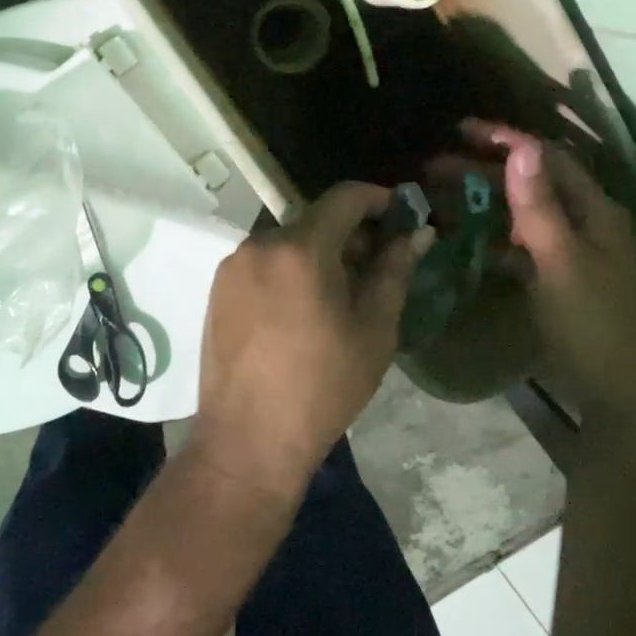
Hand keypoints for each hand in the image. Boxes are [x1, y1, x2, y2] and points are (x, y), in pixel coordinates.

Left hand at [192, 182, 433, 493]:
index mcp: (299, 248)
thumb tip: (418, 233)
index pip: (345, 197)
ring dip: (318, 253)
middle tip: (379, 266)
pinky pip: (263, 264)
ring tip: (342, 295)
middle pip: (314, 220)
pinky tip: (303, 310)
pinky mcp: (217, 289)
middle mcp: (259, 244)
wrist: (249, 439)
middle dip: (350, 234)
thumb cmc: (324, 386)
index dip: (378, 199)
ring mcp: (232, 266)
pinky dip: (289, 270)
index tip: (402, 216)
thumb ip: (394, 270)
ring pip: (287, 242)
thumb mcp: (374, 329)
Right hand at [460, 120, 635, 425]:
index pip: (548, 159)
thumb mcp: (562, 263)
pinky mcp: (560, 283)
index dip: (506, 140)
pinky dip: (494, 238)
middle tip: (433, 166)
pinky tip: (465, 240)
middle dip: (484, 171)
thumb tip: (520, 147)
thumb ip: (539, 207)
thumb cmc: (594, 325)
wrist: (623, 395)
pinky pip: (523, 248)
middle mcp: (587, 225)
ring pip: (524, 216)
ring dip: (485, 203)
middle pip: (533, 184)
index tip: (459, 131)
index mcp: (597, 212)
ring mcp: (574, 255)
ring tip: (440, 197)